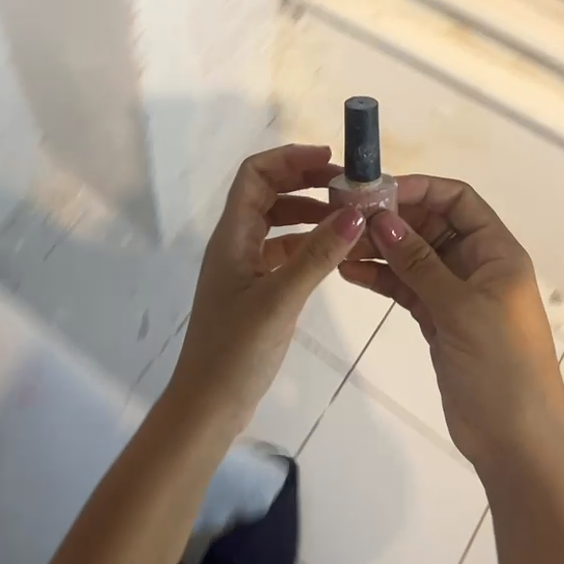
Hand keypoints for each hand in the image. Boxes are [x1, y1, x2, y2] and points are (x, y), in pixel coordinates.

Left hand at [166, 144, 366, 428]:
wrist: (208, 404)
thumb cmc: (235, 350)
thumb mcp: (281, 299)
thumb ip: (317, 255)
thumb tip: (355, 212)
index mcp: (231, 235)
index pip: (255, 174)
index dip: (289, 159)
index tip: (330, 160)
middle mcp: (235, 242)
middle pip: (267, 192)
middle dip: (305, 180)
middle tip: (348, 185)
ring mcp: (243, 266)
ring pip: (276, 221)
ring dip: (309, 211)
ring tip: (348, 215)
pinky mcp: (255, 289)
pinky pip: (282, 250)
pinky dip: (307, 242)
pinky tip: (334, 250)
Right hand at [339, 175, 563, 473]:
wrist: (518, 445)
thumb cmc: (502, 368)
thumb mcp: (460, 309)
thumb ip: (419, 262)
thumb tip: (382, 218)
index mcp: (496, 253)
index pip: (458, 200)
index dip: (420, 189)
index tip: (376, 193)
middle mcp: (477, 266)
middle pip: (430, 225)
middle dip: (391, 219)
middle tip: (345, 219)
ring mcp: (456, 294)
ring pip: (413, 256)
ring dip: (379, 249)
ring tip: (339, 246)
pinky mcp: (438, 320)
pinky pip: (405, 287)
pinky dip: (380, 278)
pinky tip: (349, 272)